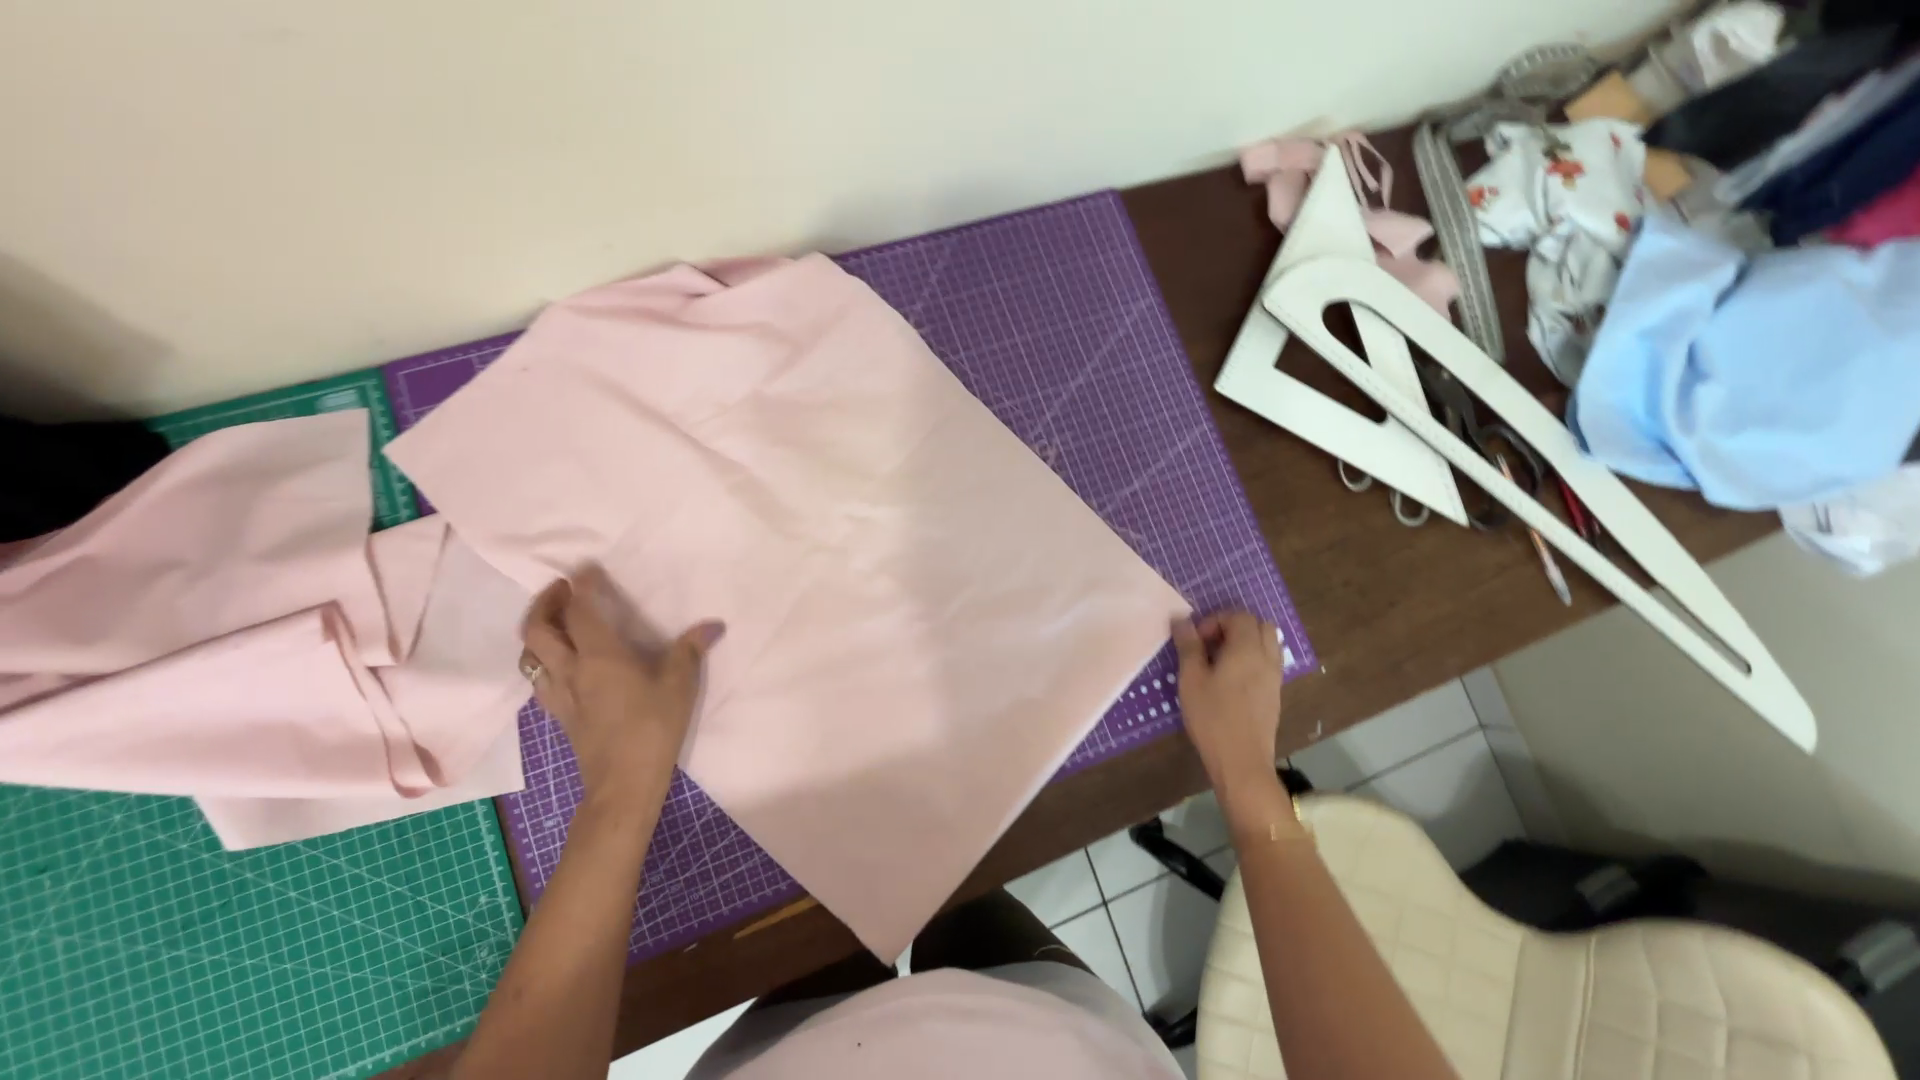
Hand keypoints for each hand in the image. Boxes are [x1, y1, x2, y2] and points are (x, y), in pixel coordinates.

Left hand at [519, 568, 724, 813]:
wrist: (623, 785)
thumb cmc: (653, 731)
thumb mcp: (680, 687)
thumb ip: (690, 651)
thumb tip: (713, 625)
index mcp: (599, 657)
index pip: (581, 610)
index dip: (582, 586)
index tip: (586, 569)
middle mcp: (570, 670)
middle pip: (537, 629)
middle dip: (545, 602)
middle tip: (563, 589)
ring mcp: (559, 695)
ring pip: (530, 655)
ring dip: (538, 631)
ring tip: (557, 621)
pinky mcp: (559, 715)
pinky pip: (538, 679)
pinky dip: (542, 660)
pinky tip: (561, 663)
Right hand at [1173, 611, 1285, 813]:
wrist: (1241, 759)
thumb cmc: (1212, 717)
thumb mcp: (1191, 679)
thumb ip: (1188, 646)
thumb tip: (1182, 619)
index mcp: (1247, 648)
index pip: (1238, 616)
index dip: (1215, 620)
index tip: (1196, 640)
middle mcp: (1267, 657)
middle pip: (1259, 624)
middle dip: (1233, 627)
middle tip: (1209, 645)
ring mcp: (1274, 676)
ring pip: (1268, 642)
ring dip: (1245, 642)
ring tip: (1221, 661)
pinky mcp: (1275, 693)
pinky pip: (1269, 662)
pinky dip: (1253, 659)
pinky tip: (1232, 680)